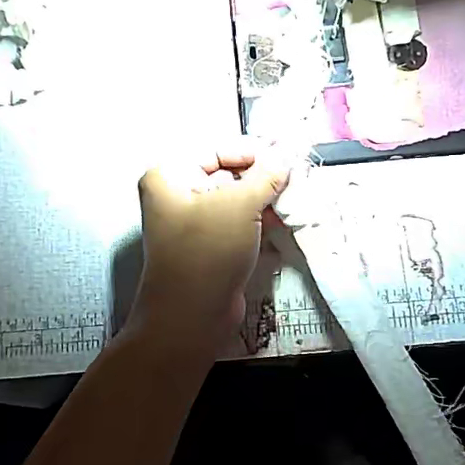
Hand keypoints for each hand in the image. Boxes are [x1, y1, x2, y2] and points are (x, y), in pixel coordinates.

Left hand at [128, 143, 293, 354]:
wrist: (191, 316)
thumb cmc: (207, 250)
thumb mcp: (240, 204)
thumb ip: (266, 175)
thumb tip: (284, 157)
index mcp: (168, 175)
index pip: (217, 148)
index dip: (253, 150)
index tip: (286, 155)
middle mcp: (174, 195)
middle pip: (225, 173)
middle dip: (261, 176)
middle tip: (295, 177)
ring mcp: (190, 223)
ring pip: (233, 200)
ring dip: (263, 199)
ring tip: (293, 199)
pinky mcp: (206, 247)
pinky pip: (235, 223)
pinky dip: (257, 220)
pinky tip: (281, 220)